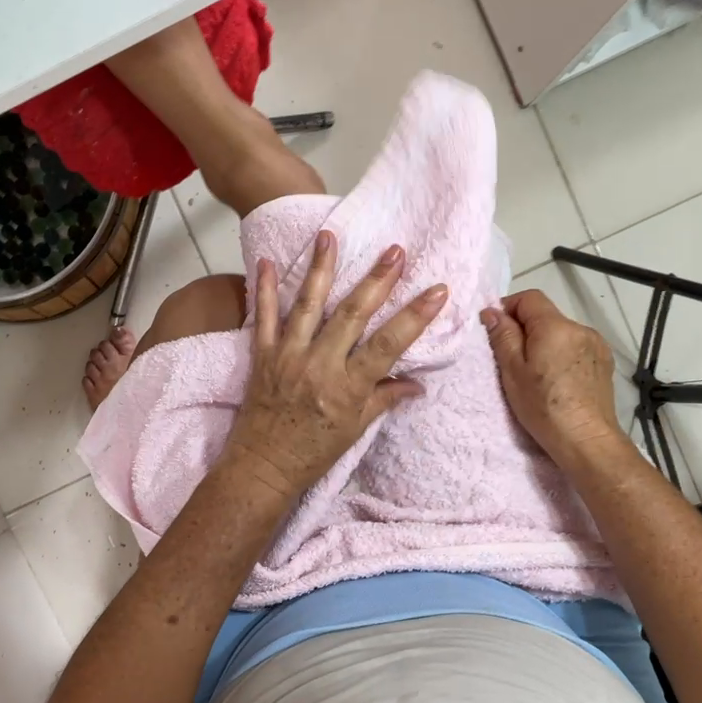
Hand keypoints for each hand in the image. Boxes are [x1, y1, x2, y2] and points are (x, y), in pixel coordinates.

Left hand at [222, 231, 447, 498]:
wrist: (263, 467)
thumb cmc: (313, 453)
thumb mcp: (355, 430)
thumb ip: (384, 400)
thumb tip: (417, 385)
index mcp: (347, 388)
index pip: (388, 345)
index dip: (414, 317)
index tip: (438, 290)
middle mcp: (319, 367)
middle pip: (352, 315)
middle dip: (376, 280)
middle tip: (395, 250)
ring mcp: (289, 358)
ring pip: (308, 306)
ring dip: (321, 268)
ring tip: (330, 235)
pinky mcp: (263, 356)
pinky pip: (263, 318)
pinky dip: (265, 290)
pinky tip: (268, 261)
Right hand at [481, 290, 624, 465]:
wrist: (584, 438)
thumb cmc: (542, 406)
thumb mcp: (512, 372)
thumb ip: (503, 337)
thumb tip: (491, 312)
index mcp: (555, 327)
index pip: (529, 298)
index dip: (508, 308)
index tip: (496, 330)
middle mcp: (580, 328)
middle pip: (546, 316)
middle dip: (525, 330)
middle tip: (511, 359)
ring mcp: (596, 345)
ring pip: (561, 333)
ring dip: (545, 343)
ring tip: (536, 373)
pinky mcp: (604, 361)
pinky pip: (576, 347)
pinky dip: (561, 355)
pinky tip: (557, 380)